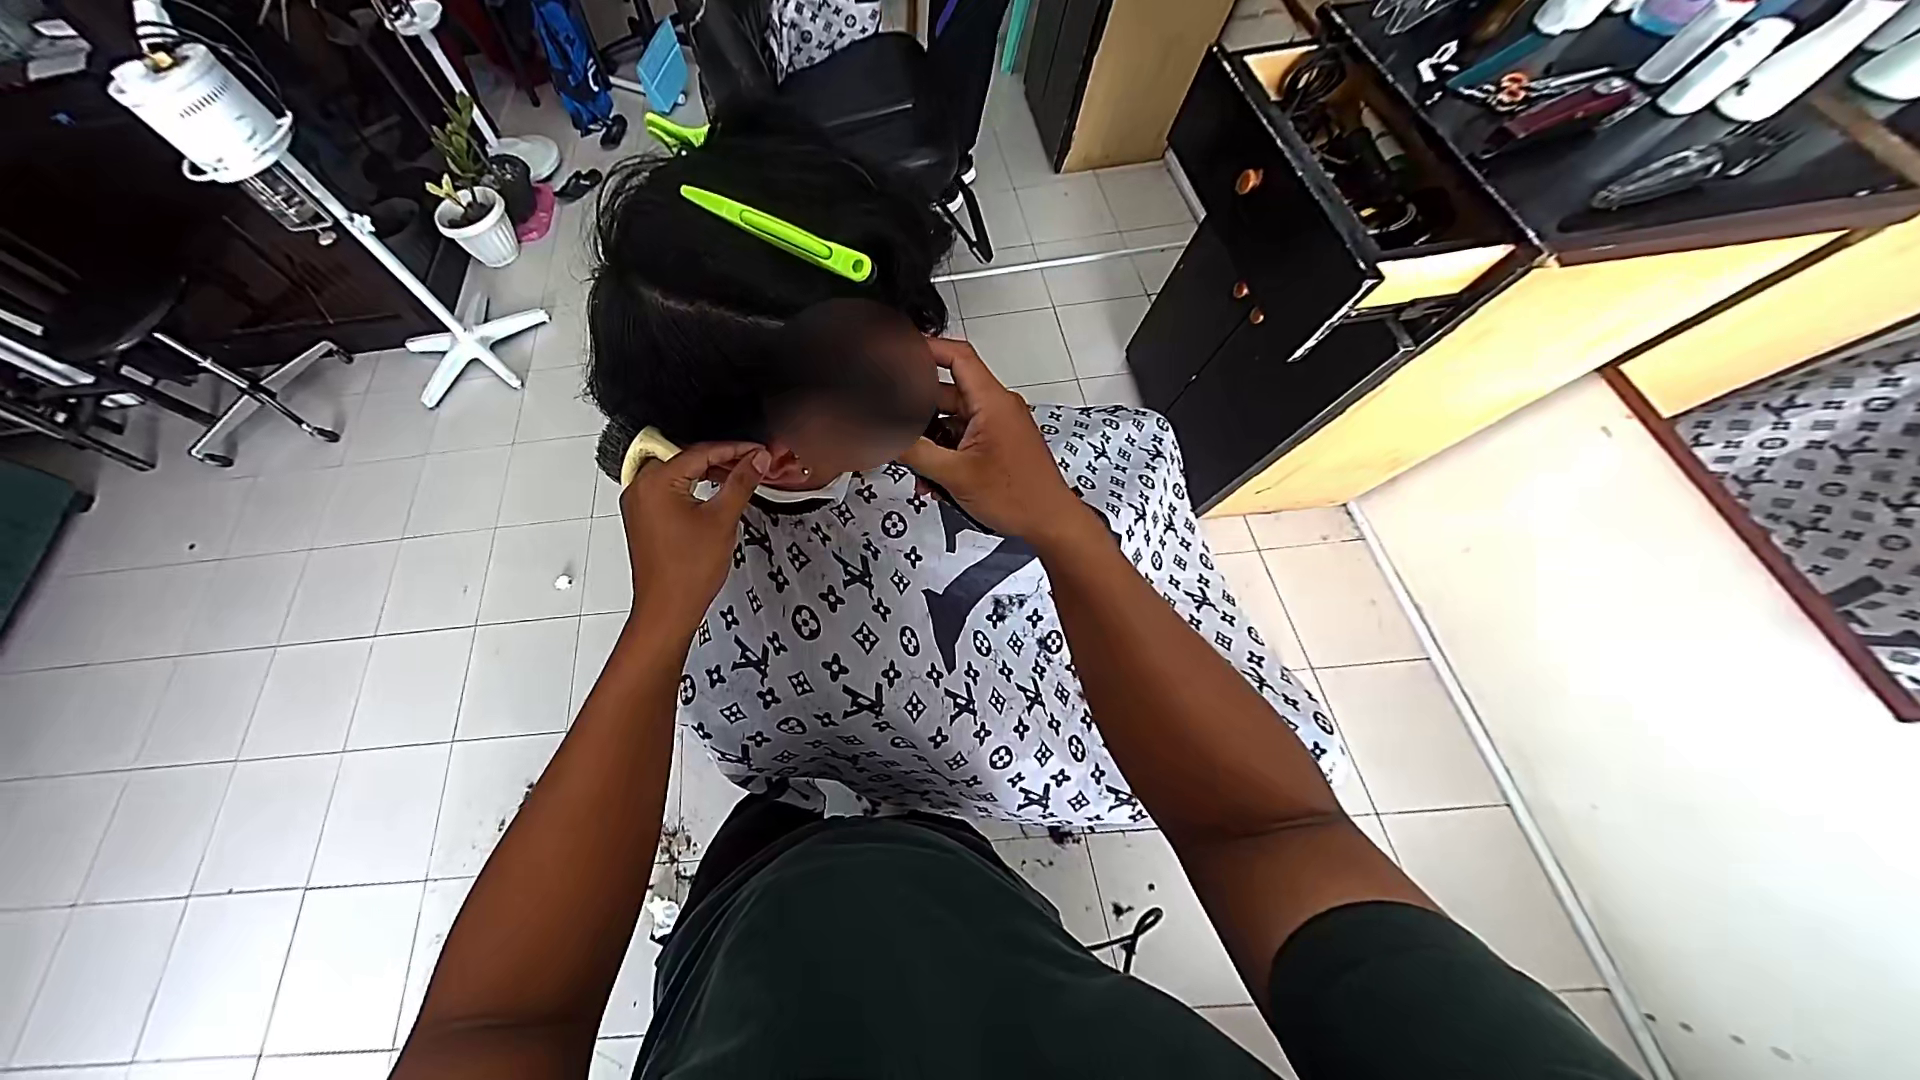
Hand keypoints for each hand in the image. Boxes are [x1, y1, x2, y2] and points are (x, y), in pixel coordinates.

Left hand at [620, 441, 769, 634]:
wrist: (669, 606)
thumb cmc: (686, 571)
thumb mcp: (723, 518)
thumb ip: (741, 482)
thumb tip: (756, 459)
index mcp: (656, 482)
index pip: (701, 452)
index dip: (735, 449)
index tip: (757, 452)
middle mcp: (641, 488)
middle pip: (687, 457)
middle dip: (722, 457)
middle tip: (750, 461)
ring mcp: (640, 503)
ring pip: (678, 472)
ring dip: (708, 471)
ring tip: (738, 476)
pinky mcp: (645, 517)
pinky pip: (670, 489)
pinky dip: (693, 486)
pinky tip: (715, 492)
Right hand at [900, 339, 1101, 547]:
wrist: (1049, 522)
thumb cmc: (1022, 497)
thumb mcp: (956, 474)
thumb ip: (915, 452)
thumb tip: (890, 440)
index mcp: (993, 403)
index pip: (957, 357)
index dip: (925, 349)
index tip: (902, 352)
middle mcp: (998, 409)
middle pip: (946, 394)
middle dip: (918, 414)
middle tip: (896, 425)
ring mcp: (999, 427)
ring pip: (952, 422)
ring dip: (930, 442)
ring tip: (918, 467)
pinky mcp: (998, 445)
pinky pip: (963, 440)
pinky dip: (945, 455)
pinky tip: (935, 478)